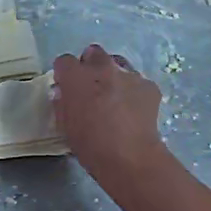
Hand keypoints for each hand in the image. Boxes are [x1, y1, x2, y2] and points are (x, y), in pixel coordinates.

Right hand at [53, 44, 171, 183]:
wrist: (131, 158)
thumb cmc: (90, 145)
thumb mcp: (65, 125)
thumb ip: (61, 102)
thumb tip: (63, 91)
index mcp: (76, 76)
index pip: (64, 61)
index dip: (64, 74)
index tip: (66, 87)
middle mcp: (102, 68)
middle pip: (93, 53)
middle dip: (90, 66)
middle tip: (91, 87)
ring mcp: (128, 74)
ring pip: (117, 63)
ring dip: (112, 75)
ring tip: (114, 96)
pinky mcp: (149, 85)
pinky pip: (137, 81)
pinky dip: (133, 90)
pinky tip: (133, 109)